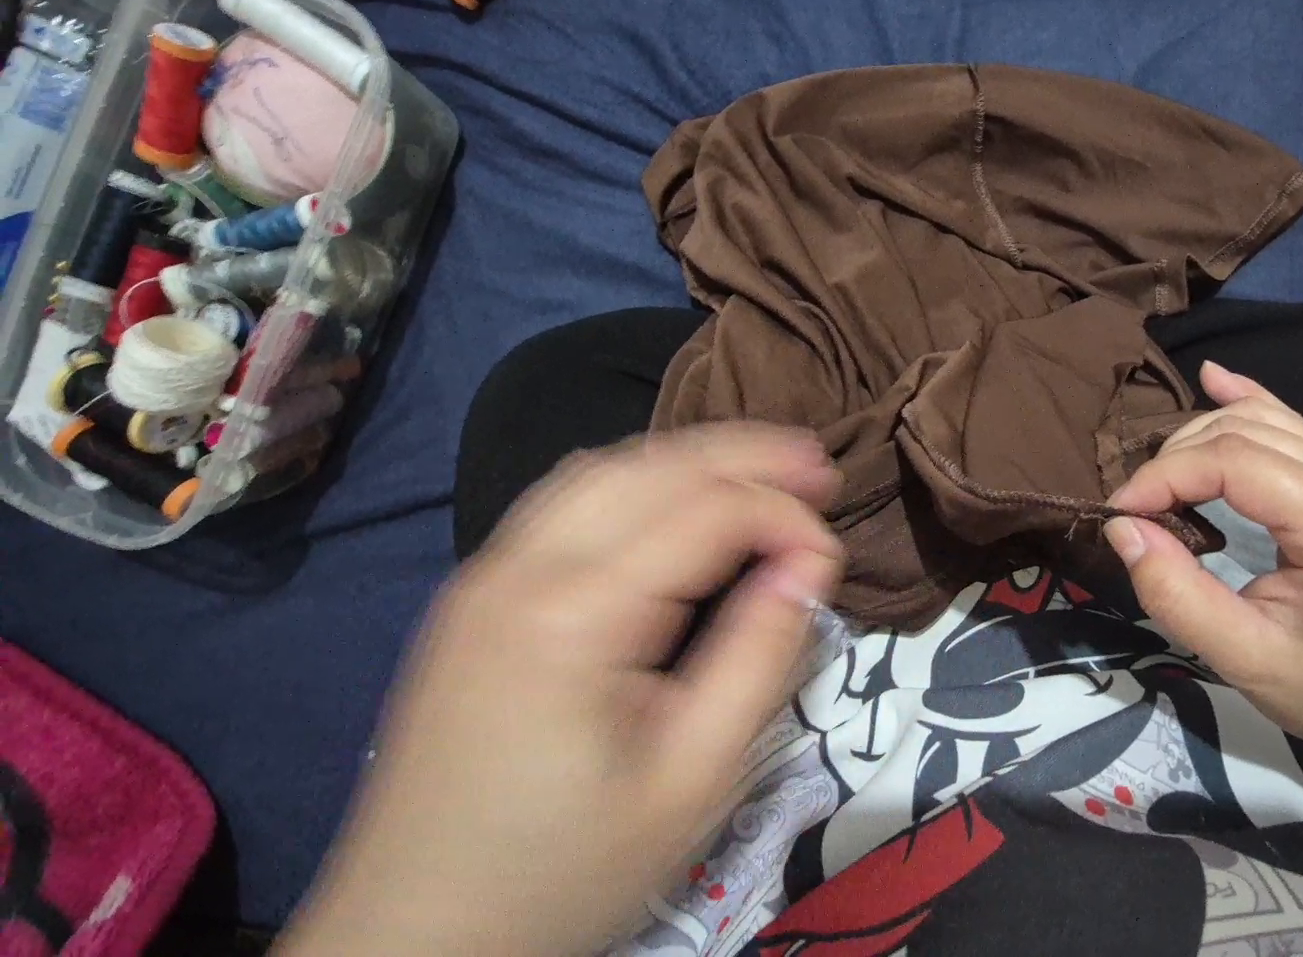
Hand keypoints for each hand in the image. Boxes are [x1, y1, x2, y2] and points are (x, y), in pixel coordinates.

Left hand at [276, 425, 844, 956]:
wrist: (410, 939)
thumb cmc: (566, 872)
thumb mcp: (694, 780)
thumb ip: (761, 658)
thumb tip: (808, 566)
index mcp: (576, 614)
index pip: (707, 513)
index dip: (784, 516)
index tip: (832, 554)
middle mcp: (522, 567)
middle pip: (653, 465)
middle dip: (746, 455)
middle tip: (819, 466)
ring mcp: (486, 574)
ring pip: (604, 469)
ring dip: (690, 458)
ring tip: (760, 472)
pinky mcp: (475, 595)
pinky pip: (566, 501)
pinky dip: (638, 480)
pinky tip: (673, 501)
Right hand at [1103, 362, 1302, 774]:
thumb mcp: (1248, 661)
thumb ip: (1179, 596)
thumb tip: (1122, 529)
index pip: (1233, 460)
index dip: (1165, 475)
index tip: (1118, 513)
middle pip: (1240, 432)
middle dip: (1173, 462)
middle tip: (1135, 514)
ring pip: (1255, 420)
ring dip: (1193, 444)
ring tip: (1157, 490)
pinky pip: (1283, 422)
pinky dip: (1240, 402)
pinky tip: (1211, 378)